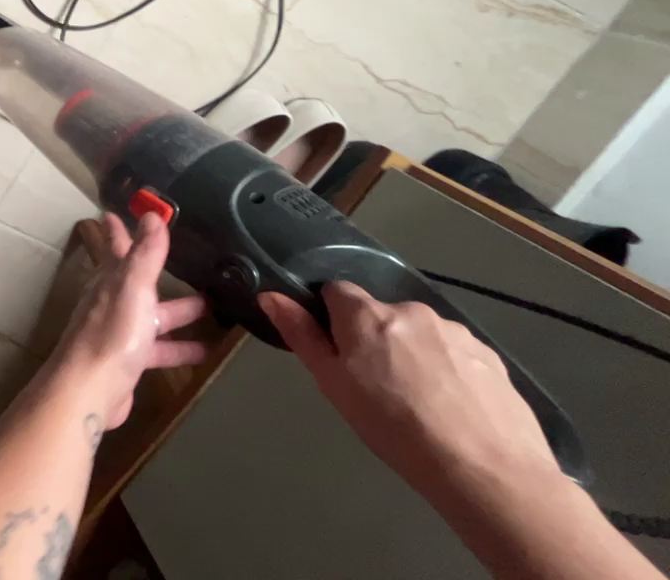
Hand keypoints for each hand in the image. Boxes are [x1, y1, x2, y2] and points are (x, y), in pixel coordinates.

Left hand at [54, 212, 210, 427]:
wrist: (92, 387)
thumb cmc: (111, 333)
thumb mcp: (132, 287)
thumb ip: (144, 254)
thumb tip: (151, 214)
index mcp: (109, 281)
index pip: (115, 247)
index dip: (118, 230)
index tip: (115, 212)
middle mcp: (112, 301)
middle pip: (137, 279)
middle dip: (155, 269)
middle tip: (185, 260)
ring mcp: (120, 331)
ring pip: (153, 314)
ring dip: (179, 310)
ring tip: (213, 306)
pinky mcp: (130, 359)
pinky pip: (160, 348)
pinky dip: (181, 347)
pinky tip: (206, 350)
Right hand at [259, 283, 560, 499]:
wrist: (487, 472)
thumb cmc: (392, 425)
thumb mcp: (331, 382)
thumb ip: (301, 334)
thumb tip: (271, 296)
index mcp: (366, 314)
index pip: (335, 291)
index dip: (330, 317)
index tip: (337, 350)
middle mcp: (411, 311)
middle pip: (380, 314)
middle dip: (374, 338)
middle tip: (375, 382)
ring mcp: (457, 333)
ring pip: (420, 334)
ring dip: (412, 352)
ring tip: (419, 399)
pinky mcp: (493, 358)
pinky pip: (455, 353)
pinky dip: (448, 370)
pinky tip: (452, 406)